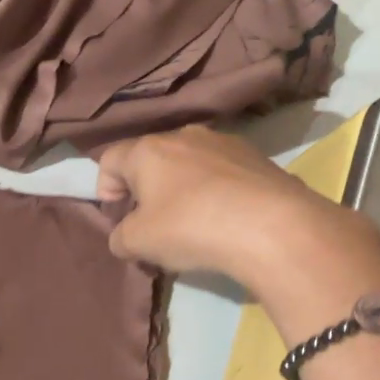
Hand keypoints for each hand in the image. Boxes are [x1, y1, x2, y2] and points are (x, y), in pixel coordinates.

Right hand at [96, 125, 375, 287]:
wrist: (274, 228)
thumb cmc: (190, 228)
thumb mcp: (136, 243)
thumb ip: (119, 237)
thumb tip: (125, 236)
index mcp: (147, 150)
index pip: (109, 160)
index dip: (105, 190)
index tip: (119, 217)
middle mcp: (184, 136)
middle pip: (151, 159)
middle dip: (145, 189)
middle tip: (151, 223)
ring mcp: (226, 143)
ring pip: (188, 164)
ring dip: (182, 189)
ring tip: (192, 223)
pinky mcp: (259, 159)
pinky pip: (222, 174)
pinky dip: (215, 193)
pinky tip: (225, 220)